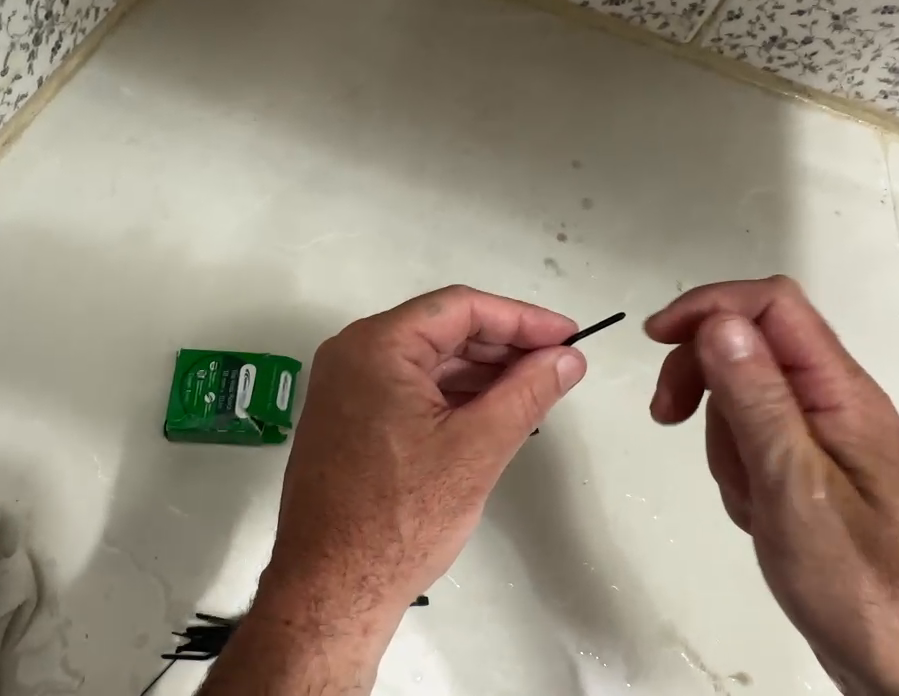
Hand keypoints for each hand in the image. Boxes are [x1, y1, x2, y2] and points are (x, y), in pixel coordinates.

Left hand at [200, 286, 585, 695]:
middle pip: (442, 329)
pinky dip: (452, 394)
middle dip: (503, 345)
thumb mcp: (476, 449)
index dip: (520, 318)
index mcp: (376, 345)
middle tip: (558, 365)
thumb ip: (527, 392)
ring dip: (481, 371)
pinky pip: (408, 387)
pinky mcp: (349, 417)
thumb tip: (568, 358)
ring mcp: (346, 386)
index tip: (569, 336)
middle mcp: (353, 353)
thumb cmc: (401, 517)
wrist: (329, 590)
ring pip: (426, 360)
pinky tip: (491, 411)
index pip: (460, 307)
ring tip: (534, 389)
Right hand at [647, 277, 898, 695]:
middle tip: (668, 415)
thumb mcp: (795, 488)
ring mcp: (829, 443)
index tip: (656, 339)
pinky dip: (739, 468)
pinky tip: (758, 514)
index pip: (772, 305)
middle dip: (702, 372)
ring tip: (745, 497)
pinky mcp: (818, 477)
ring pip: (748, 397)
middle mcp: (838, 405)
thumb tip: (720, 322)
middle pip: (752, 343)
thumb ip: (758, 400)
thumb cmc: (864, 588)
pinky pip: (758, 443)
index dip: (710, 306)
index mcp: (841, 394)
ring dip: (722, 434)